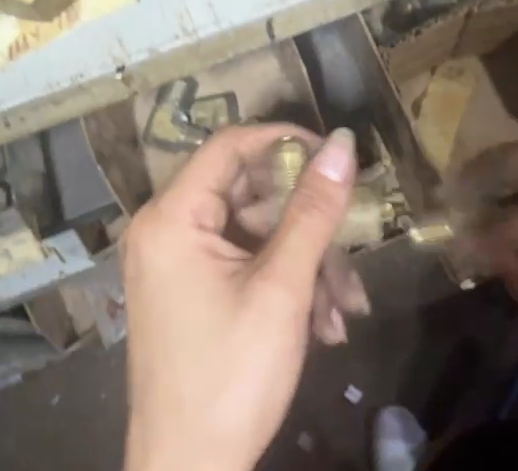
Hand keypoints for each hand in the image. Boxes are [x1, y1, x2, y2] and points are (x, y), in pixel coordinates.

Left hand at [122, 125, 366, 470]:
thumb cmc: (231, 375)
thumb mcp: (281, 288)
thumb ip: (313, 210)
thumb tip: (344, 143)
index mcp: (172, 216)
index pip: (231, 145)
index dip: (287, 142)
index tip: (337, 158)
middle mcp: (166, 228)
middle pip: (248, 193)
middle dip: (307, 224)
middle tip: (352, 251)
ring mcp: (176, 262)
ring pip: (255, 234)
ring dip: (306, 264)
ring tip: (345, 309)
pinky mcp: (189, 291)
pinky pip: (243, 264)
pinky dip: (284, 285)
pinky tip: (323, 326)